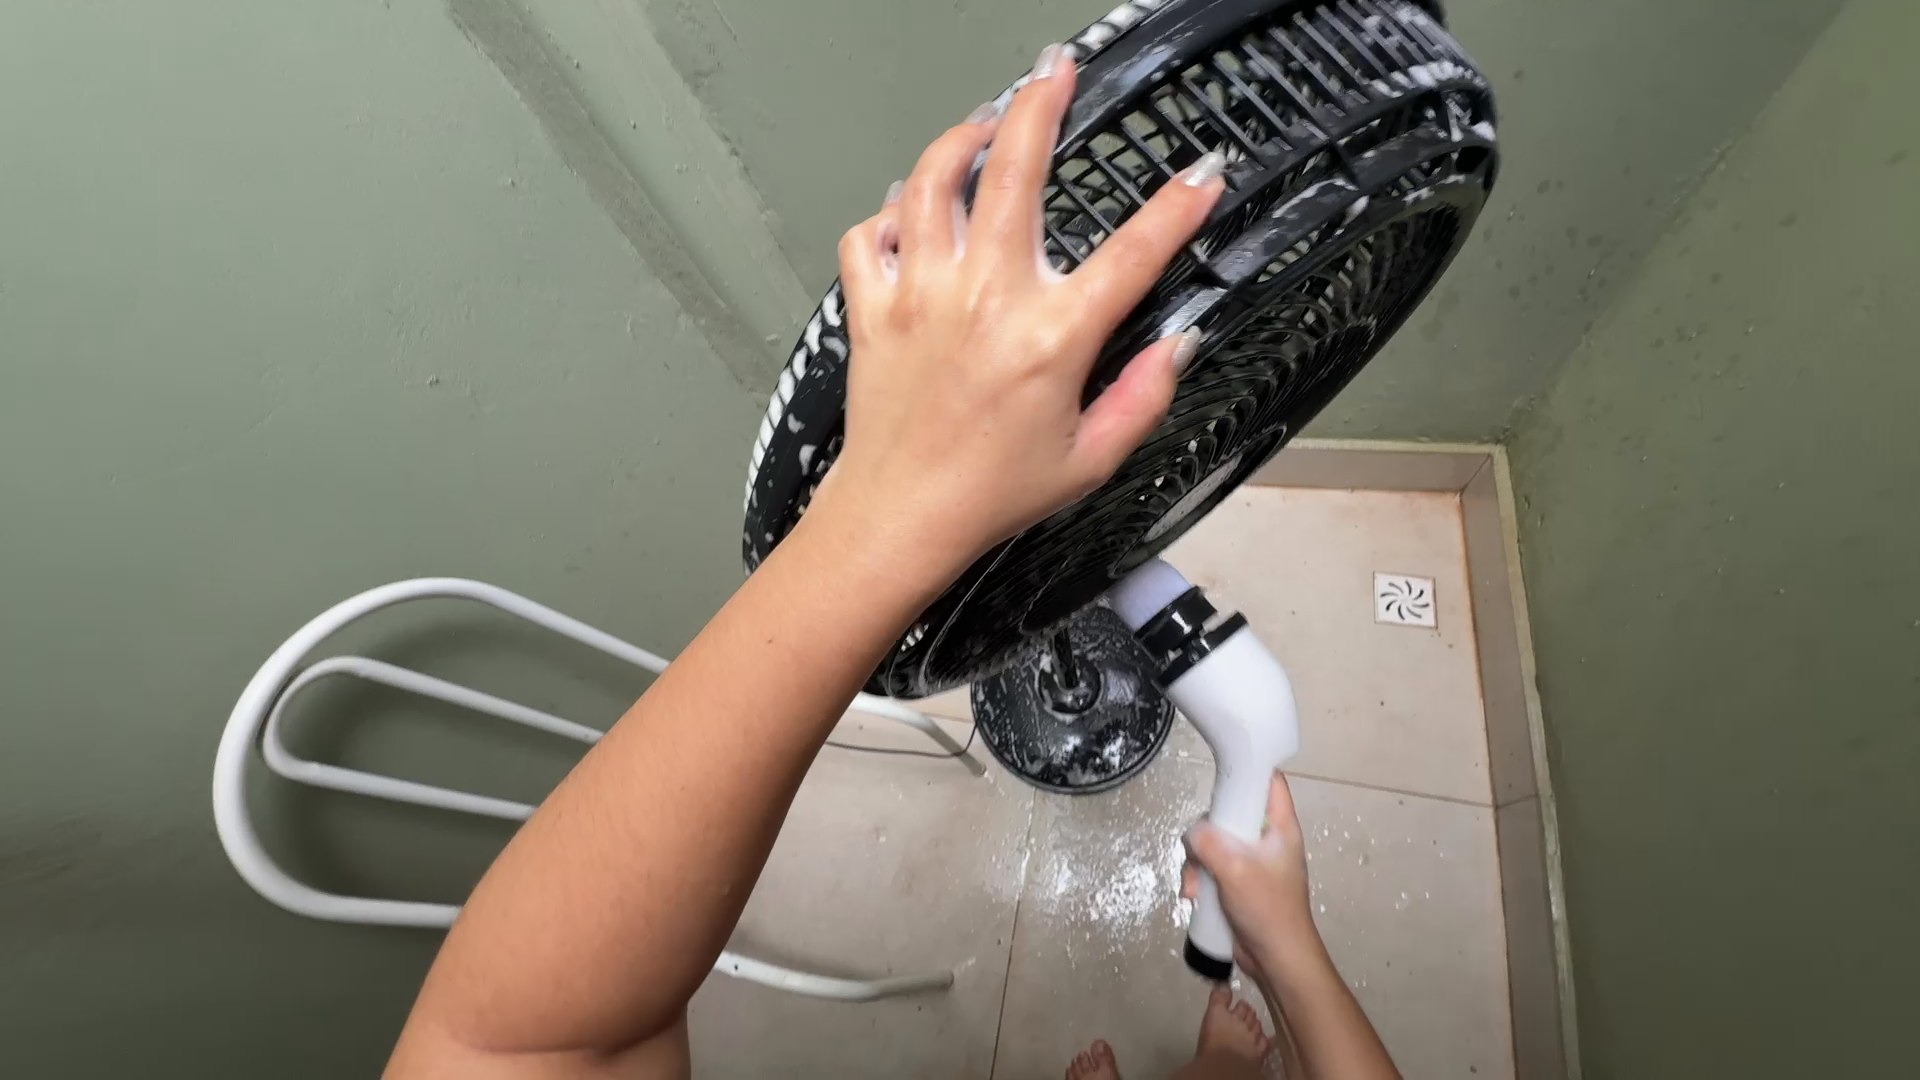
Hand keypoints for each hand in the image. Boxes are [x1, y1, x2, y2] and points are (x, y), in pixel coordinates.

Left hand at [812, 43, 1226, 590]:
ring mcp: (922, 297)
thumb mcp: (1088, 461)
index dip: (1178, 206)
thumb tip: (1176, 346)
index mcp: (1050, 338)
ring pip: (933, 181)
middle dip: (1043, 103)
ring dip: (959, 140)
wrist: (902, 516)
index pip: (1134, 253)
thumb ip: (1142, 398)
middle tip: (1056, 73)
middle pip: (1016, 168)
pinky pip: (869, 236)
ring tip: (980, 126)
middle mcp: (985, 300)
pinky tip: (908, 214)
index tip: (1200, 175)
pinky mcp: (874, 311)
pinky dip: (887, 215)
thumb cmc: (988, 495)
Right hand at [1181, 772, 1323, 980]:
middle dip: (1205, 830)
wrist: (1277, 963)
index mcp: (1280, 828)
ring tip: (1195, 884)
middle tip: (1199, 846)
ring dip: (1197, 861)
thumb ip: (1209, 842)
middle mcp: (1265, 839)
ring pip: (1212, 840)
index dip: (1250, 768)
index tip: (1223, 765)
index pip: (1270, 782)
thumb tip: (1194, 834)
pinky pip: (1209, 864)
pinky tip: (1194, 895)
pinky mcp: (1236, 880)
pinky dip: (1198, 877)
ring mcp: (1250, 860)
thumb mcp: (1236, 870)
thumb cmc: (1268, 910)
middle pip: (1228, 811)